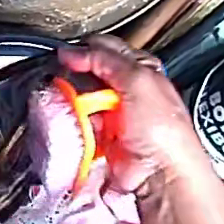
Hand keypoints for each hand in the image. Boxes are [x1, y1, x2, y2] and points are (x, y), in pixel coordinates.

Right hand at [57, 35, 210, 194]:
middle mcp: (124, 88)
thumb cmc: (161, 129)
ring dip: (69, 98)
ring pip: (78, 95)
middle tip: (62, 78)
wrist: (159, 174)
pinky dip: (69, 118)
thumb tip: (69, 52)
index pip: (105, 48)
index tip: (65, 57)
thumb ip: (104, 60)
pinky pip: (75, 119)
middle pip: (87, 71)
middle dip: (73, 74)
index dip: (85, 49)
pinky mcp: (97, 132)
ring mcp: (110, 111)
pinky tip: (70, 119)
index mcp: (140, 69)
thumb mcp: (137, 81)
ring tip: (66, 102)